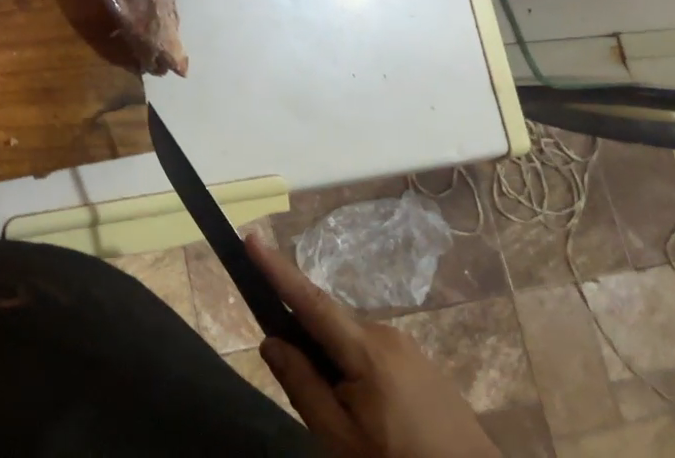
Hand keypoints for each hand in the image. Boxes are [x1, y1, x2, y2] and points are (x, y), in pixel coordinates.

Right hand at [245, 235, 499, 457]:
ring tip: (341, 416)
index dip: (276, 269)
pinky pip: (372, 356)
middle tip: (299, 389)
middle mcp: (388, 336)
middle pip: (327, 324)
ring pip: (349, 343)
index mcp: (367, 350)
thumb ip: (302, 384)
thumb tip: (272, 341)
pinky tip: (366, 414)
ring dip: (332, 364)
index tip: (251, 237)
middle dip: (304, 342)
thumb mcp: (340, 437)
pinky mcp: (424, 368)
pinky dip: (355, 372)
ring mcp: (410, 350)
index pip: (310, 300)